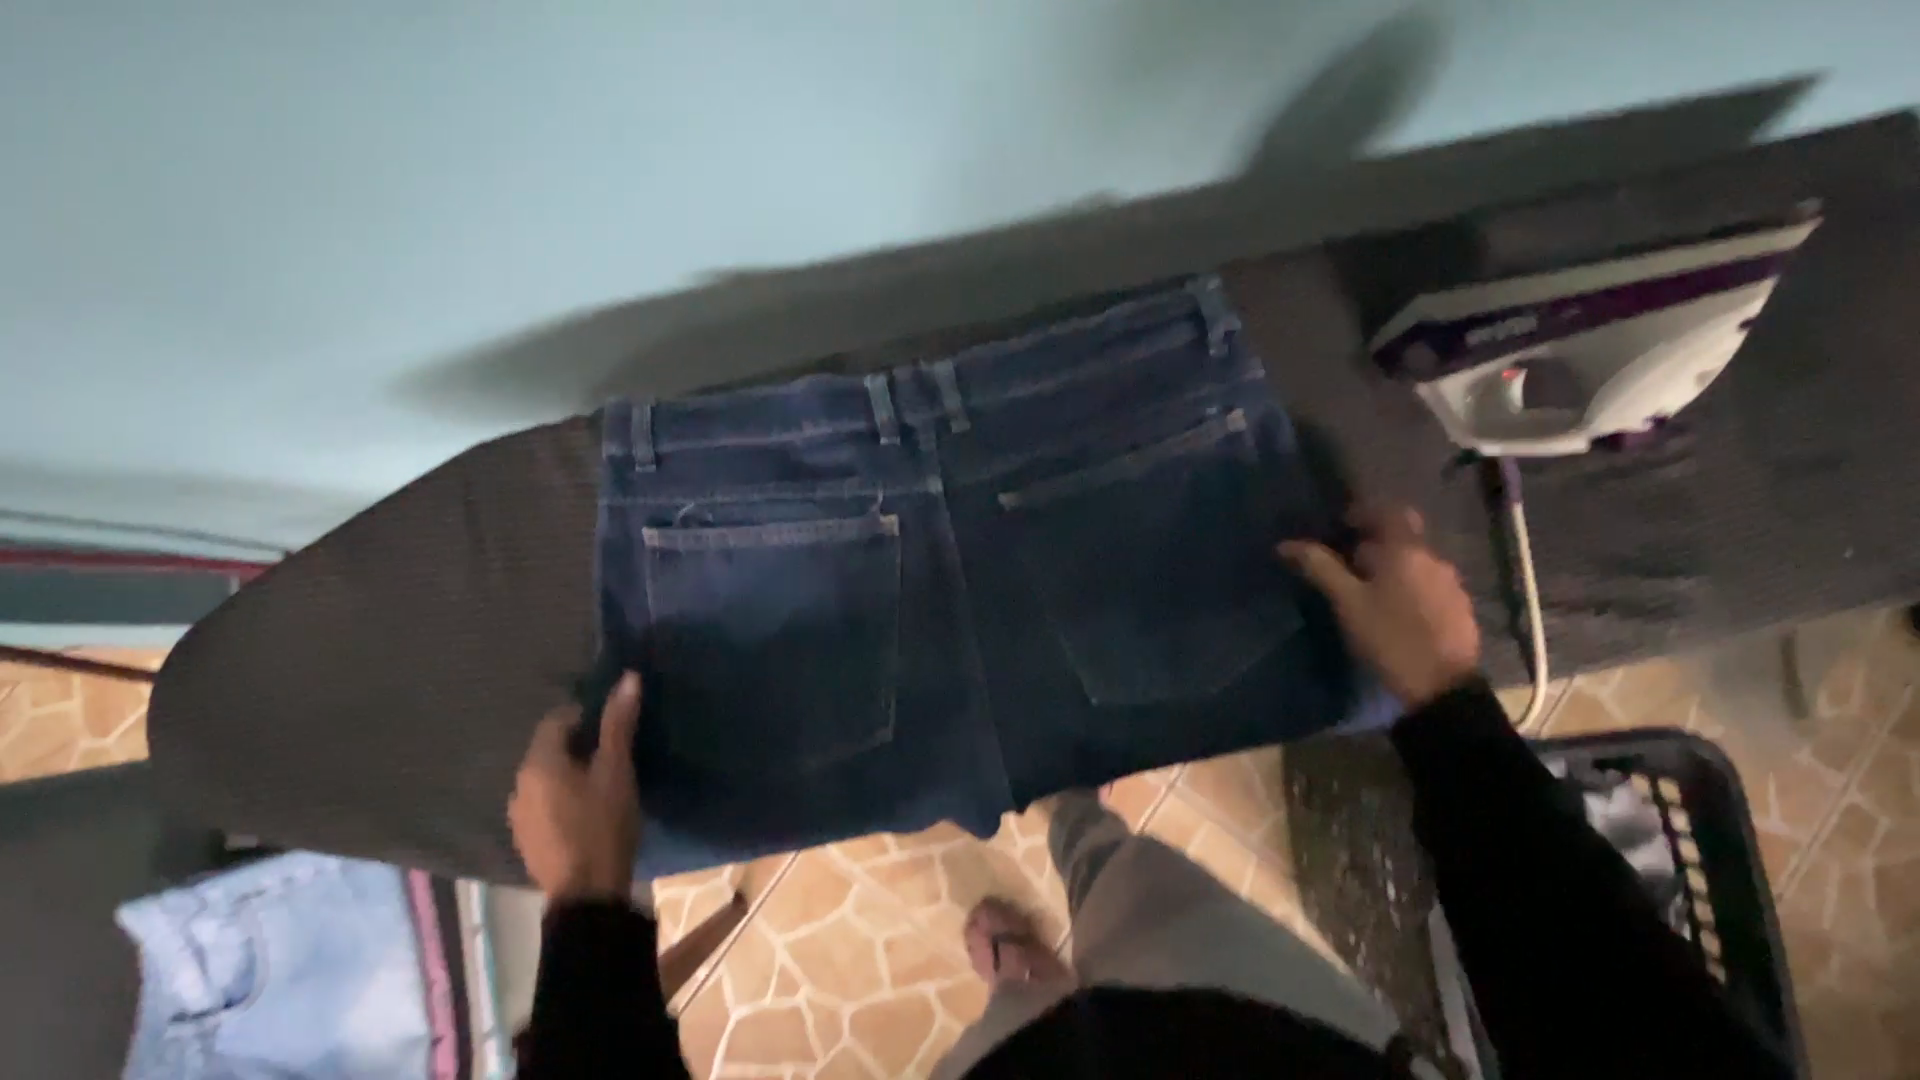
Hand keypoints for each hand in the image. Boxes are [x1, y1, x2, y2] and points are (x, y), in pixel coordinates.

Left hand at [508, 672, 643, 901]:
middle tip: (614, 755)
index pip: (558, 719)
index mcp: (538, 763)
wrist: (587, 893)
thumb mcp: (617, 770)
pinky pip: (543, 803)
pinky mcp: (526, 839)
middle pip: (549, 748)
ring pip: (546, 778)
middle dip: (579, 745)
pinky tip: (586, 813)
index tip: (614, 729)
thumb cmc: (603, 823)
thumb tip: (627, 678)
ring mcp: (518, 815)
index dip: (587, 716)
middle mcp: (519, 784)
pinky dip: (562, 798)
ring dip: (569, 773)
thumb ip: (618, 724)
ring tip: (602, 784)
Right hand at [1279, 505, 1480, 708]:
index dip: (1363, 512)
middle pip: (1403, 536)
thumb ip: (1319, 568)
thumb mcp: (1347, 602)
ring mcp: (1451, 583)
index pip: (1389, 510)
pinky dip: (1408, 585)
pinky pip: (1428, 583)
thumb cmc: (1390, 637)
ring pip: (1416, 561)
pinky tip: (1393, 609)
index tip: (1339, 526)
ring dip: (1392, 566)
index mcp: (1406, 550)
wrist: (1443, 688)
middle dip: (1374, 542)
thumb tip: (1286, 544)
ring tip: (1366, 590)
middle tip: (1346, 562)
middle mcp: (1434, 558)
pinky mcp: (1459, 608)